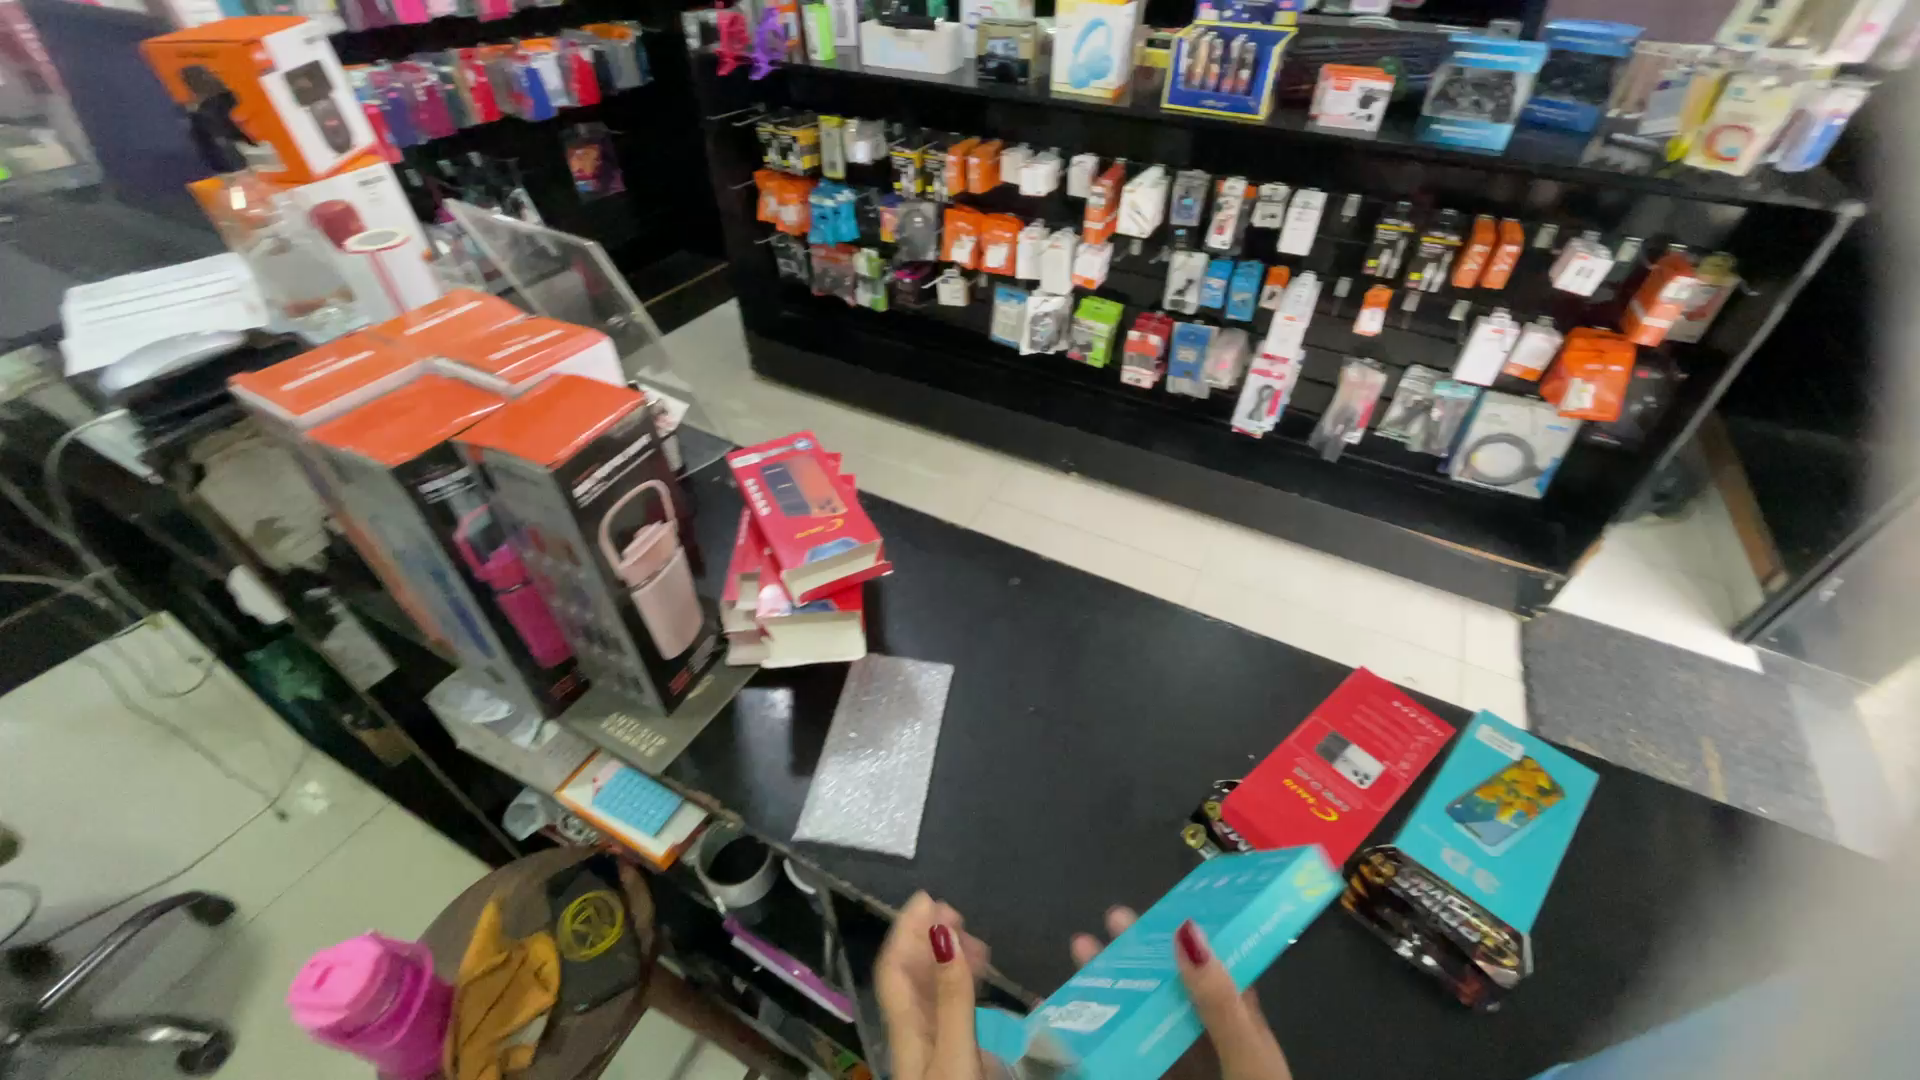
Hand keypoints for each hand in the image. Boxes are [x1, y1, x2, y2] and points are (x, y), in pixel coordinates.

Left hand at [875, 891, 991, 1079]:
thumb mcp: (955, 1054)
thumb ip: (952, 997)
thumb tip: (945, 933)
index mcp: (904, 1028)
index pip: (893, 967)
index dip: (905, 928)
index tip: (927, 897)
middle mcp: (911, 1031)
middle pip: (910, 974)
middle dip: (927, 936)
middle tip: (955, 912)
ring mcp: (929, 1045)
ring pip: (929, 988)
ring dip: (945, 956)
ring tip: (972, 939)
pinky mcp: (948, 1058)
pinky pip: (947, 1006)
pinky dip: (960, 983)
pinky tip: (975, 975)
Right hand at [1072, 908, 1292, 1079]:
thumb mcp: (1248, 1063)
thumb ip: (1219, 1003)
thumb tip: (1187, 929)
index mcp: (1237, 1026)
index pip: (1209, 966)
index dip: (1181, 933)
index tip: (1150, 908)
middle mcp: (1204, 1044)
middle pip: (1164, 987)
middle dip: (1132, 954)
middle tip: (1102, 924)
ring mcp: (1175, 1069)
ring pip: (1137, 1018)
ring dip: (1106, 987)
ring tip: (1076, 952)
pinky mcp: (1148, 1079)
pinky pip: (1118, 1057)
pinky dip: (1089, 1039)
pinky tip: (1061, 1022)